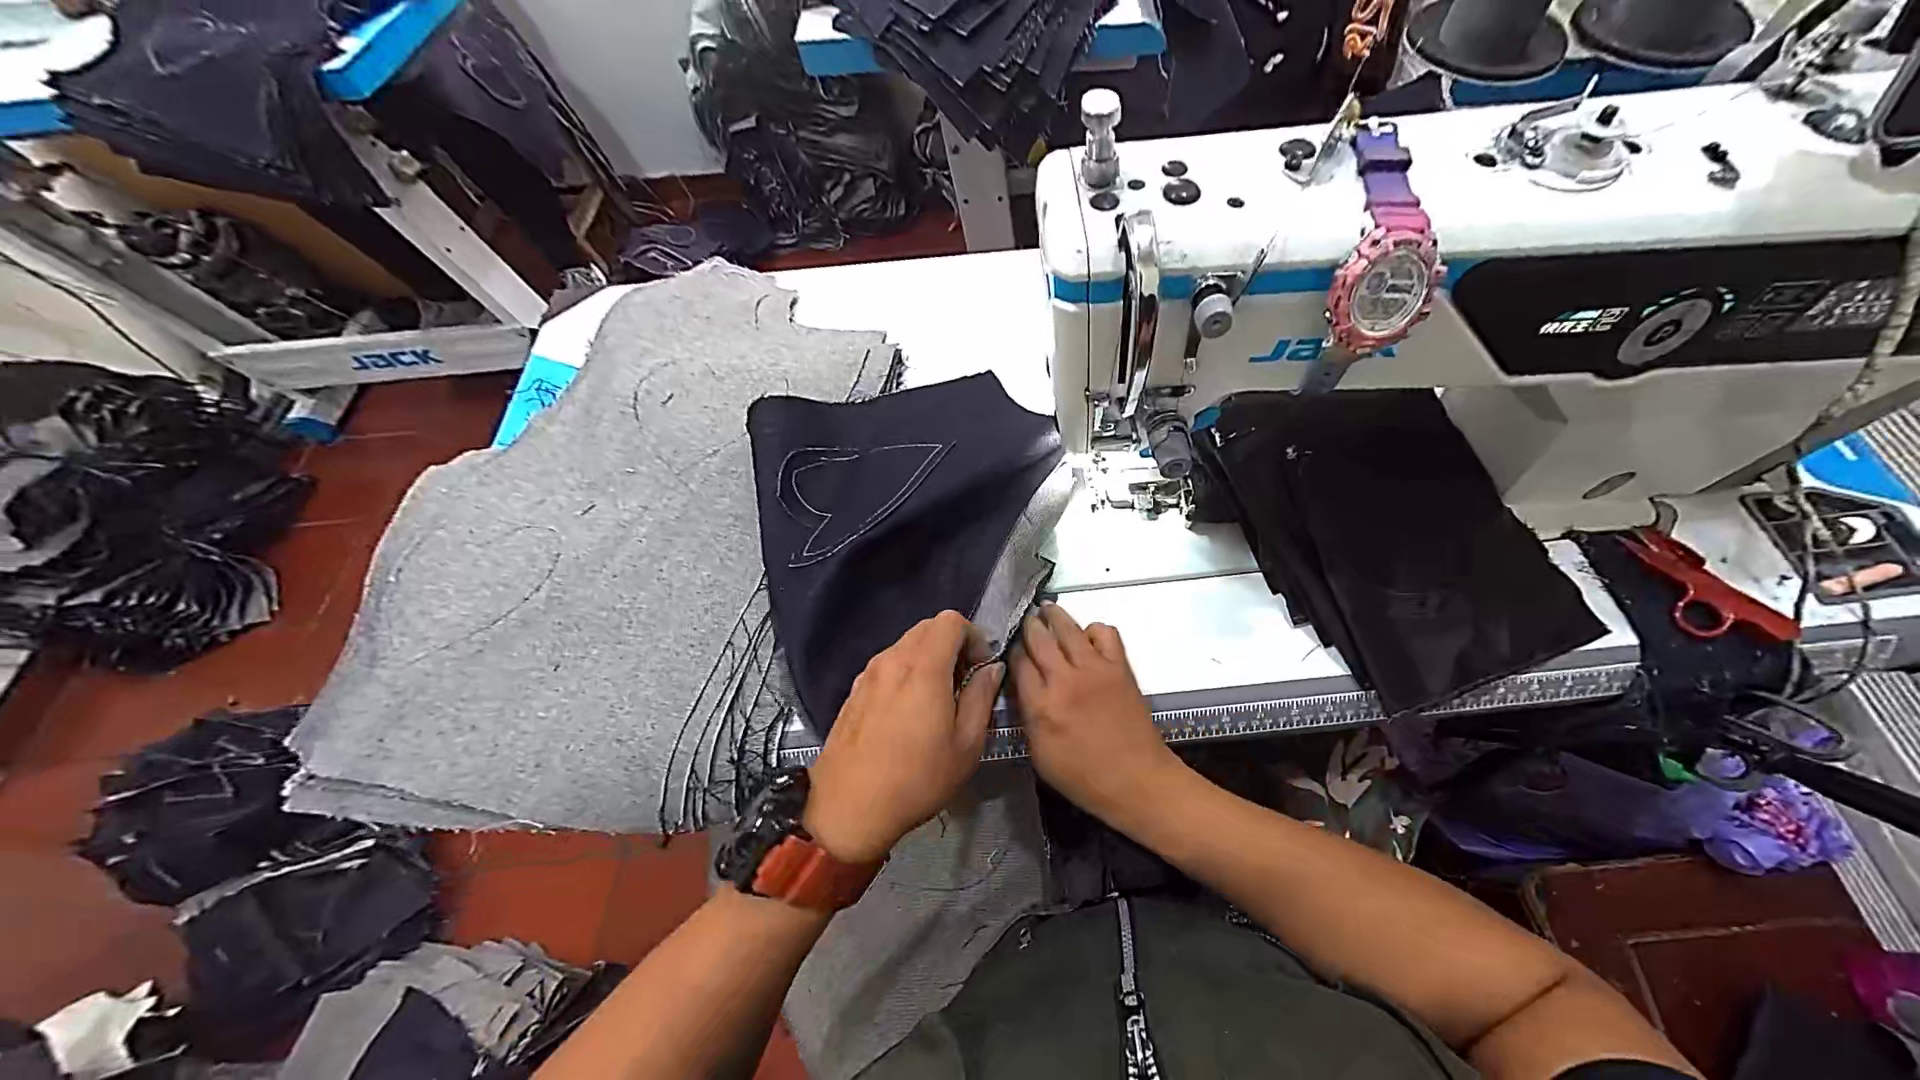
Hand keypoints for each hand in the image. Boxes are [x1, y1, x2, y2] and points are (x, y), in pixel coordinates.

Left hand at [804, 611, 1002, 862]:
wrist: (848, 808)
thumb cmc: (916, 779)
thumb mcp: (966, 745)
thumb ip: (982, 697)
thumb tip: (991, 669)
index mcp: (923, 667)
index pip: (950, 620)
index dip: (973, 636)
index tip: (981, 667)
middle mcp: (892, 660)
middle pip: (927, 628)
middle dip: (952, 645)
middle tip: (964, 683)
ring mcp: (868, 674)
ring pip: (905, 645)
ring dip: (928, 658)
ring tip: (937, 700)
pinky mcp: (854, 690)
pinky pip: (887, 665)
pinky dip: (906, 672)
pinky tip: (908, 712)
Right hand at [1010, 603, 1180, 822]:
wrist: (1136, 781)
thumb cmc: (1084, 777)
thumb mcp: (1039, 754)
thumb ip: (1027, 716)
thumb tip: (1021, 687)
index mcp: (1041, 706)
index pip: (1018, 663)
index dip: (1012, 651)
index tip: (1011, 649)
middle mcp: (1065, 681)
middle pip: (1039, 638)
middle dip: (1029, 626)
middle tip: (1025, 620)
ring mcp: (1095, 670)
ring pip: (1068, 628)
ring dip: (1054, 615)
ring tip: (1047, 610)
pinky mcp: (1120, 667)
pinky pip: (1104, 633)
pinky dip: (1092, 629)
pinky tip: (1087, 637)